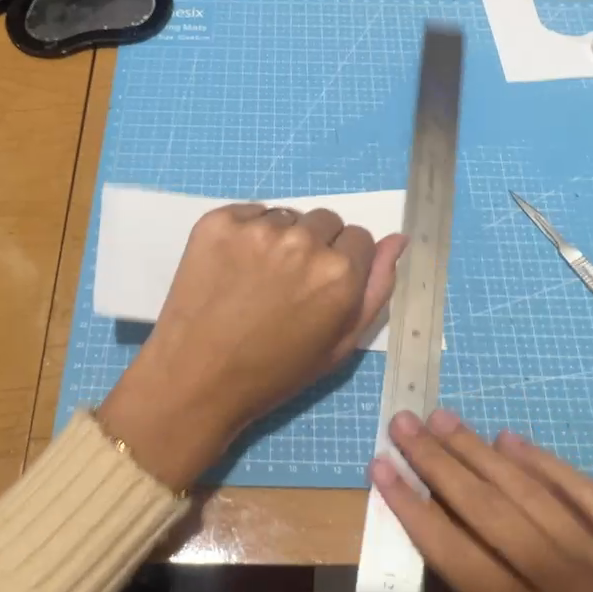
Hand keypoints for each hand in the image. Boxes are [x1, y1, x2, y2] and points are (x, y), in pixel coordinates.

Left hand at [97, 204, 406, 489]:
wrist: (196, 378)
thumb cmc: (274, 372)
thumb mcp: (340, 344)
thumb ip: (376, 289)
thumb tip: (396, 240)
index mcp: (340, 273)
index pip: (359, 238)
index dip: (342, 263)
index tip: (321, 288)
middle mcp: (303, 241)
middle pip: (325, 220)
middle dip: (315, 246)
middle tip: (288, 284)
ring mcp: (258, 228)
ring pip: (287, 216)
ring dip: (281, 238)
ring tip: (257, 279)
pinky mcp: (219, 221)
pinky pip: (249, 213)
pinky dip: (246, 233)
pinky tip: (233, 268)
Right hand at [373, 410, 592, 591]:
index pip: (458, 555)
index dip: (414, 509)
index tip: (380, 467)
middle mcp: (567, 582)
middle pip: (489, 509)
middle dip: (439, 463)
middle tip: (401, 421)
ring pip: (532, 491)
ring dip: (481, 452)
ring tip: (442, 417)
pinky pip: (591, 496)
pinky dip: (549, 465)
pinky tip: (514, 438)